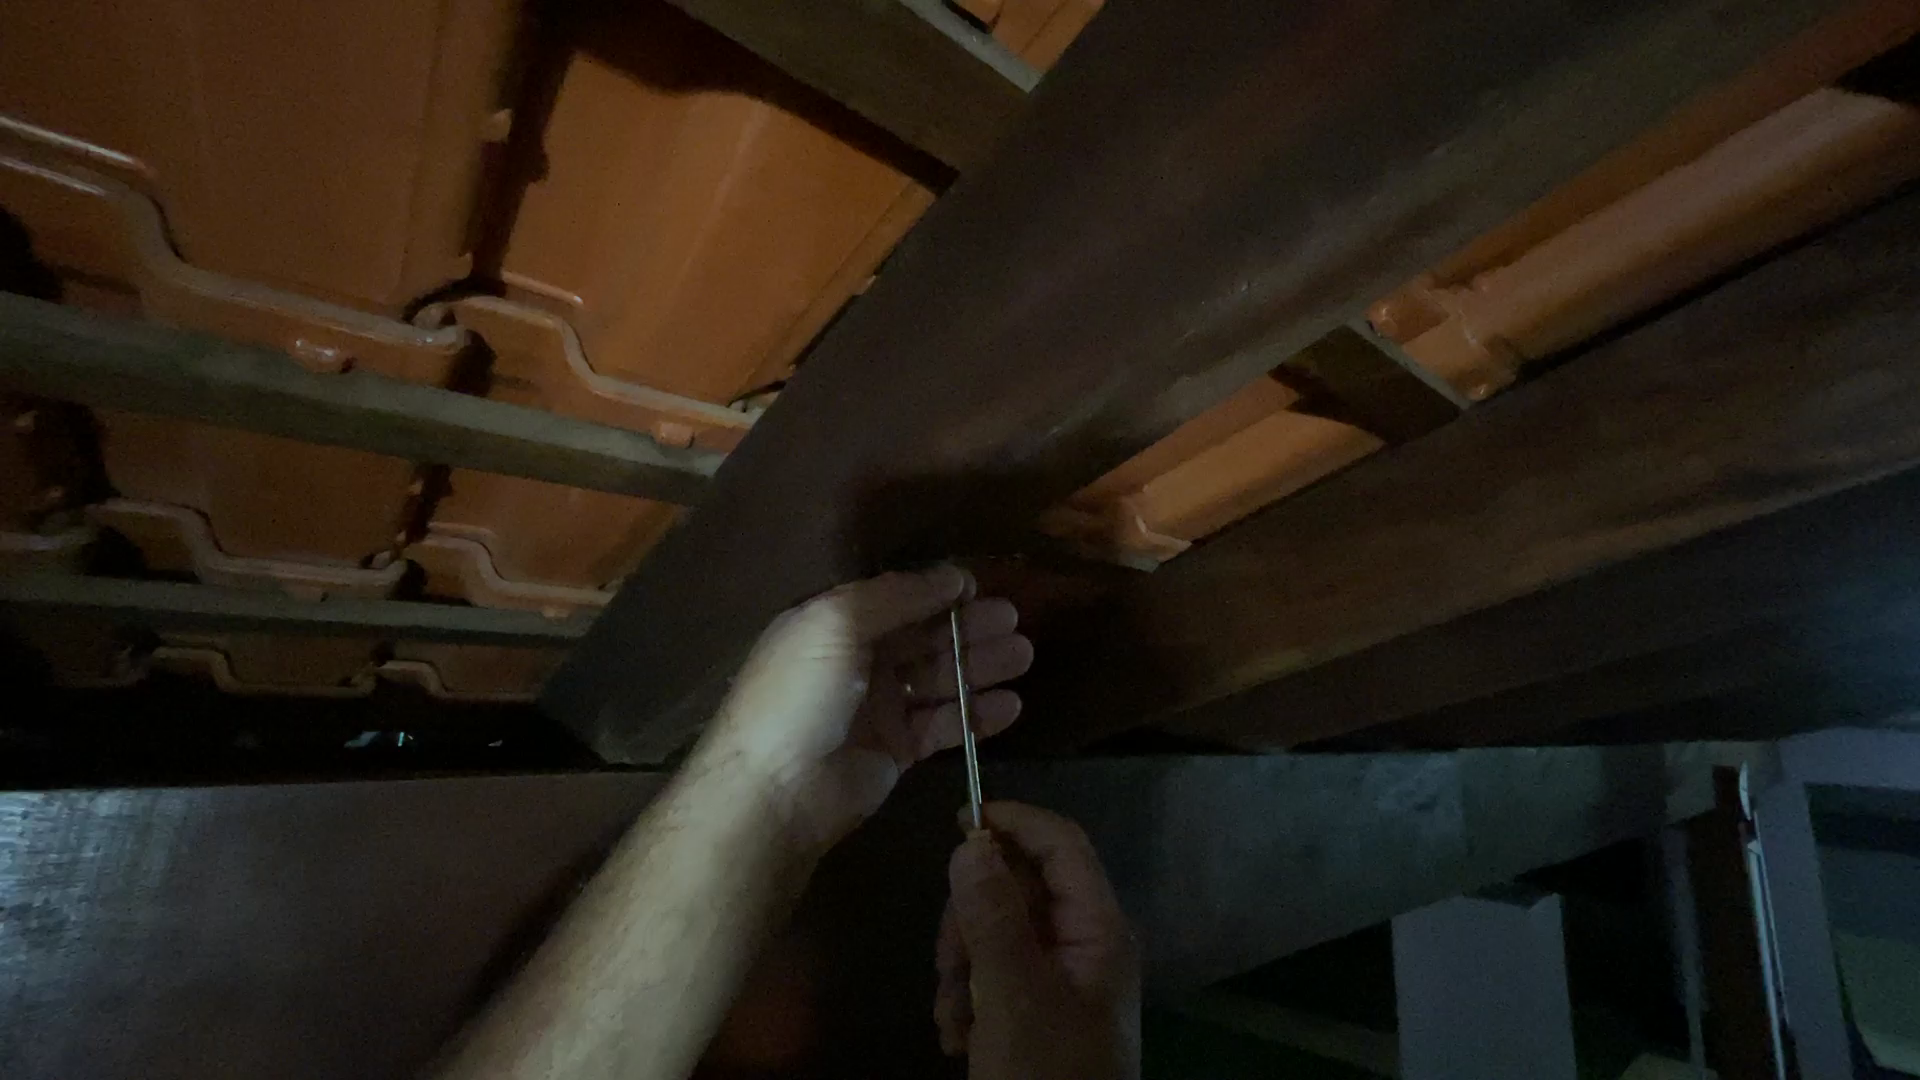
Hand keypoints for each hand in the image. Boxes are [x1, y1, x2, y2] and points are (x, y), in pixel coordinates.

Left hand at [694, 565, 1032, 852]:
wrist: (777, 789)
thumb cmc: (802, 692)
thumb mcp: (839, 621)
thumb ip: (898, 595)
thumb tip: (953, 576)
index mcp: (839, 623)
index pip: (899, 599)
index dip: (940, 593)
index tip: (982, 588)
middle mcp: (860, 660)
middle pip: (926, 638)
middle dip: (970, 629)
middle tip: (1015, 623)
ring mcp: (880, 707)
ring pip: (941, 680)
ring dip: (981, 668)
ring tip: (1024, 657)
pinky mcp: (897, 749)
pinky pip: (944, 725)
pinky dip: (977, 716)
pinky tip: (1011, 706)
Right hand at [936, 802, 1141, 1079]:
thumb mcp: (1013, 997)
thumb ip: (992, 915)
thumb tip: (972, 840)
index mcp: (1097, 928)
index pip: (1061, 843)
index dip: (1015, 821)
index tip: (960, 820)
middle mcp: (1080, 943)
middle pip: (1019, 886)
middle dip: (973, 916)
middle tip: (949, 957)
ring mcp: (1057, 977)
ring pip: (996, 927)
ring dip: (962, 962)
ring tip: (952, 1016)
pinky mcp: (1033, 1007)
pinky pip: (990, 969)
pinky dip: (966, 992)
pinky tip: (958, 1036)